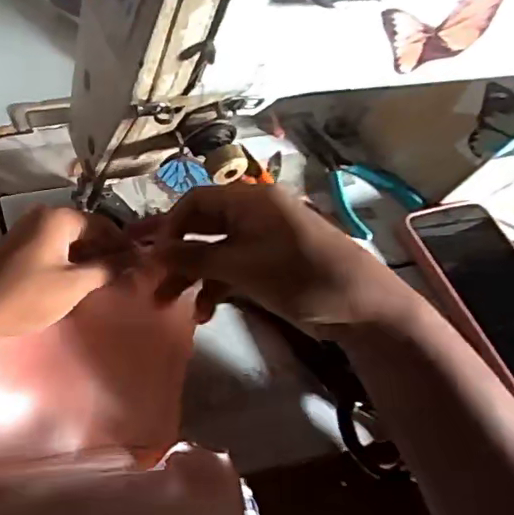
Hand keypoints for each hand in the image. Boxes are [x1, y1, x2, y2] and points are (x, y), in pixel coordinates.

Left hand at [0, 206, 121, 340]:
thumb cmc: (28, 296)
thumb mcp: (74, 285)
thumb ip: (107, 268)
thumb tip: (134, 258)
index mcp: (58, 217)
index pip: (103, 223)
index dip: (123, 243)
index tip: (139, 263)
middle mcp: (43, 215)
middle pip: (86, 228)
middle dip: (106, 249)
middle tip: (125, 274)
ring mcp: (27, 230)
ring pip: (69, 239)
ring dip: (88, 256)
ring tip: (105, 279)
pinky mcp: (17, 247)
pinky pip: (53, 246)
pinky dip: (69, 259)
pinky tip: (78, 280)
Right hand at [141, 185, 422, 335]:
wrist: (360, 305)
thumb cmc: (299, 276)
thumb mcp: (241, 267)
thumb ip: (194, 259)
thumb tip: (155, 253)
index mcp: (248, 200)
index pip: (194, 201)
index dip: (170, 227)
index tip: (153, 256)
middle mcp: (252, 214)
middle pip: (201, 227)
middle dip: (176, 256)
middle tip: (153, 284)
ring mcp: (261, 241)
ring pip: (213, 252)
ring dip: (191, 276)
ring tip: (169, 304)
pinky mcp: (268, 265)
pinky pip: (231, 269)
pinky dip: (215, 287)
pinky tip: (205, 313)